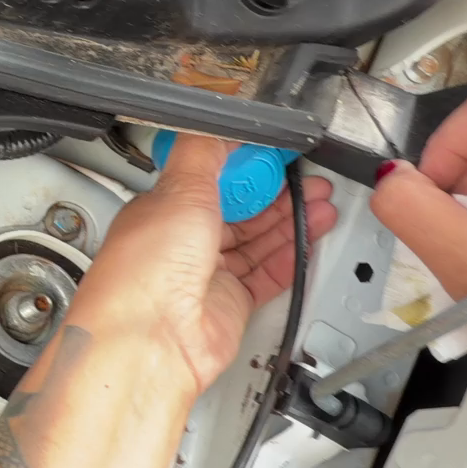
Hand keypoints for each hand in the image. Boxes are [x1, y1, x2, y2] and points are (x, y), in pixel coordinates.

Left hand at [67, 134, 337, 391]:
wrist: (149, 340)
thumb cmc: (144, 270)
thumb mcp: (178, 192)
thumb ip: (200, 156)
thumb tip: (211, 127)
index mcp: (157, 210)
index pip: (204, 179)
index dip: (239, 166)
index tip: (272, 154)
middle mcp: (178, 242)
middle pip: (234, 210)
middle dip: (273, 192)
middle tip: (309, 176)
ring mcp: (204, 274)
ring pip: (255, 239)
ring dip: (290, 219)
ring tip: (322, 198)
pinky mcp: (229, 304)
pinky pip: (267, 272)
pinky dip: (292, 253)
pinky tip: (313, 233)